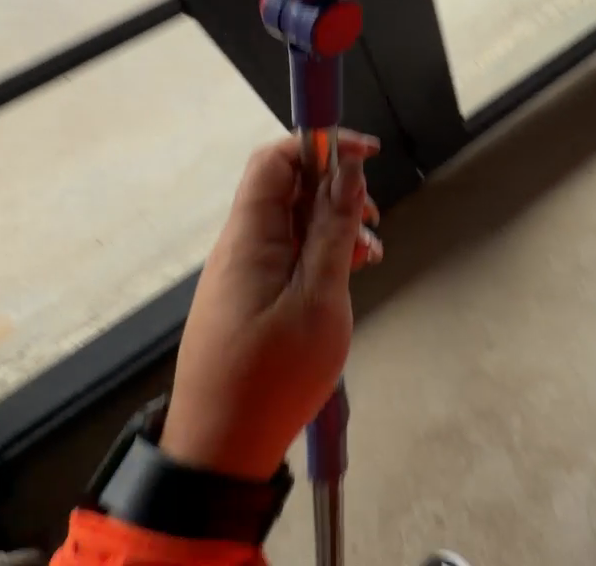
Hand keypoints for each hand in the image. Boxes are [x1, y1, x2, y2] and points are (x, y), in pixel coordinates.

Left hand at [159, 130, 382, 480]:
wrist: (222, 450)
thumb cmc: (274, 375)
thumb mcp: (320, 298)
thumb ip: (334, 229)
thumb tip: (348, 169)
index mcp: (249, 239)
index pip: (276, 159)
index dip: (322, 144)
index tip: (368, 154)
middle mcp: (242, 246)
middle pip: (289, 186)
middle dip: (338, 189)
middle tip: (373, 219)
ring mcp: (245, 270)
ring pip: (295, 219)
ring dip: (337, 223)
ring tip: (370, 252)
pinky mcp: (252, 293)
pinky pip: (291, 251)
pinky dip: (325, 251)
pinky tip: (352, 270)